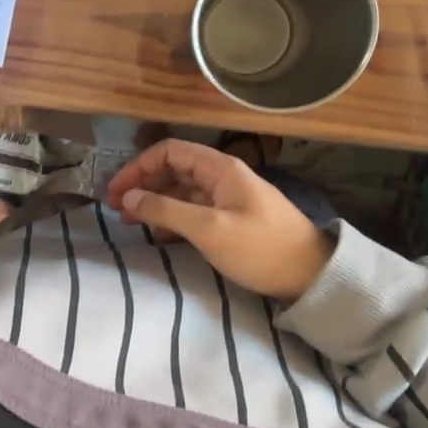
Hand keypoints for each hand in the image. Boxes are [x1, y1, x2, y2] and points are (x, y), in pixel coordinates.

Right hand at [105, 139, 335, 300]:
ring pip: (181, 190)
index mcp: (219, 168)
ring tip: (131, 222)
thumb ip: (165, 210)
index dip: (137, 168)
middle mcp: (222, 176)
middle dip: (142, 185)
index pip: (168, 152)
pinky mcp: (232, 218)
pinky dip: (172, 217)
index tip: (115, 192)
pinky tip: (159, 234)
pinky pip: (193, 209)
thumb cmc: (260, 248)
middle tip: (117, 209)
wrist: (311, 276)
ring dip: (154, 202)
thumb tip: (128, 196)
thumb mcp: (208, 229)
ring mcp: (228, 197)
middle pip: (172, 169)